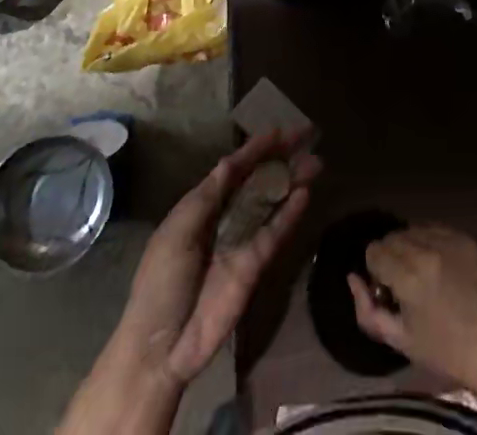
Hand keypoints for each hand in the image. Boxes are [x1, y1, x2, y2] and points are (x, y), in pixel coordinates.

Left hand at [121, 127, 320, 382]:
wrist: (162, 344)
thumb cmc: (160, 281)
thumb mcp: (177, 232)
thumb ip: (206, 198)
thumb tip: (230, 162)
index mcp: (198, 207)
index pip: (231, 170)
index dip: (254, 150)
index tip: (278, 131)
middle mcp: (223, 219)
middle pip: (256, 183)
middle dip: (279, 160)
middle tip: (306, 138)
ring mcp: (240, 243)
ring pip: (270, 205)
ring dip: (290, 183)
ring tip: (315, 162)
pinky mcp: (255, 267)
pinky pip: (274, 235)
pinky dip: (289, 215)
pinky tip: (305, 195)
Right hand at [350, 227, 476, 434]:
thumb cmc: (444, 352)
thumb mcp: (397, 339)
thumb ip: (365, 308)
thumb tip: (352, 276)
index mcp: (409, 276)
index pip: (373, 250)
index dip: (375, 272)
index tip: (389, 291)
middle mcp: (427, 250)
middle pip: (390, 237)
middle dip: (390, 257)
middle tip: (404, 284)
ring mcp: (449, 242)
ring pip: (410, 230)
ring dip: (408, 248)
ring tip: (422, 274)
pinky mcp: (466, 240)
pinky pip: (432, 229)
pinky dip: (428, 243)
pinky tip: (438, 267)